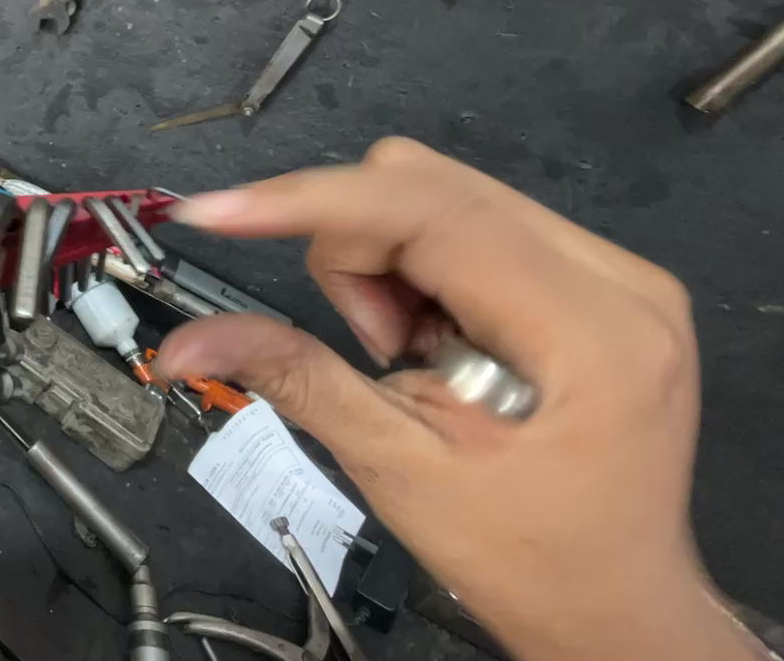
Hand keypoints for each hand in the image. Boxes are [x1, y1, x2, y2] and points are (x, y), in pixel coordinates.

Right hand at [153, 138, 763, 660]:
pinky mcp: (576, 268)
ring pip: (424, 188)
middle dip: (352, 248)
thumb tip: (174, 345)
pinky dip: (399, 259)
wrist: (609, 600)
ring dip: (373, 256)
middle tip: (371, 341)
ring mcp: (601, 264)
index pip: (427, 211)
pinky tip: (424, 330)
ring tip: (400, 346)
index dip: (308, 201)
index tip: (211, 214)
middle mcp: (609, 273)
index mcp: (585, 328)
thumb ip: (287, 374)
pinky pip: (446, 212)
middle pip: (419, 183)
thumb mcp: (389, 460)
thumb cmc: (513, 549)